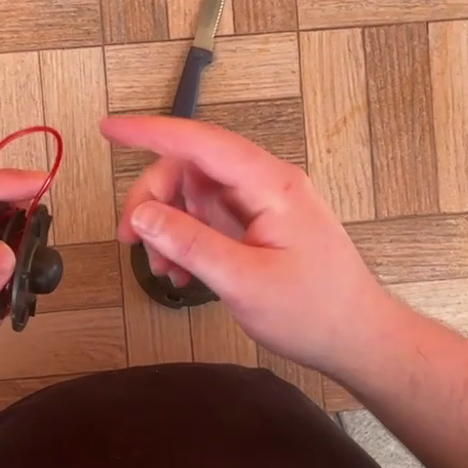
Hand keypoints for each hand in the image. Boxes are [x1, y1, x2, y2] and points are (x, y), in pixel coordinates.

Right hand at [103, 115, 390, 375]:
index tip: (109, 128)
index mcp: (271, 185)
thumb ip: (191, 245)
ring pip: (195, 195)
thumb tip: (142, 215)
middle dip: (154, 198)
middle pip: (192, 168)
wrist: (358, 339)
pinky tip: (180, 272)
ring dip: (167, 226)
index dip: (151, 132)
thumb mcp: (245, 282)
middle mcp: (266, 186)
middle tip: (129, 238)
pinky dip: (185, 241)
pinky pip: (208, 219)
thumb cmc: (313, 312)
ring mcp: (261, 206)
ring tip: (162, 269)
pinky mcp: (258, 227)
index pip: (202, 143)